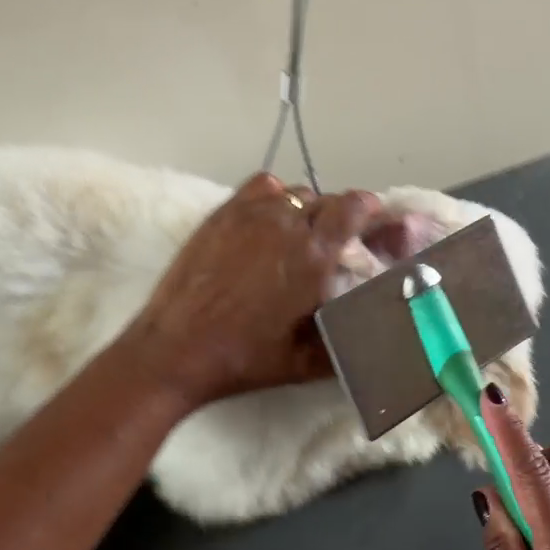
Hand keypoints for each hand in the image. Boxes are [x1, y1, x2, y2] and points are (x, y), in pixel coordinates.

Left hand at [129, 173, 379, 406]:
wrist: (174, 351)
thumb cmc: (243, 359)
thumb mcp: (304, 363)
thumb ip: (344, 341)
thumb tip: (375, 331)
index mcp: (314, 256)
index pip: (354, 206)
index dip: (368, 207)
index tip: (371, 218)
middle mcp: (288, 225)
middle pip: (327, 199)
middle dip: (338, 215)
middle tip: (333, 240)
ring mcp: (253, 214)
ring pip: (295, 193)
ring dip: (305, 209)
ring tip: (297, 233)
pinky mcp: (224, 212)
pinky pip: (262, 186)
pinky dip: (273, 196)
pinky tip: (267, 219)